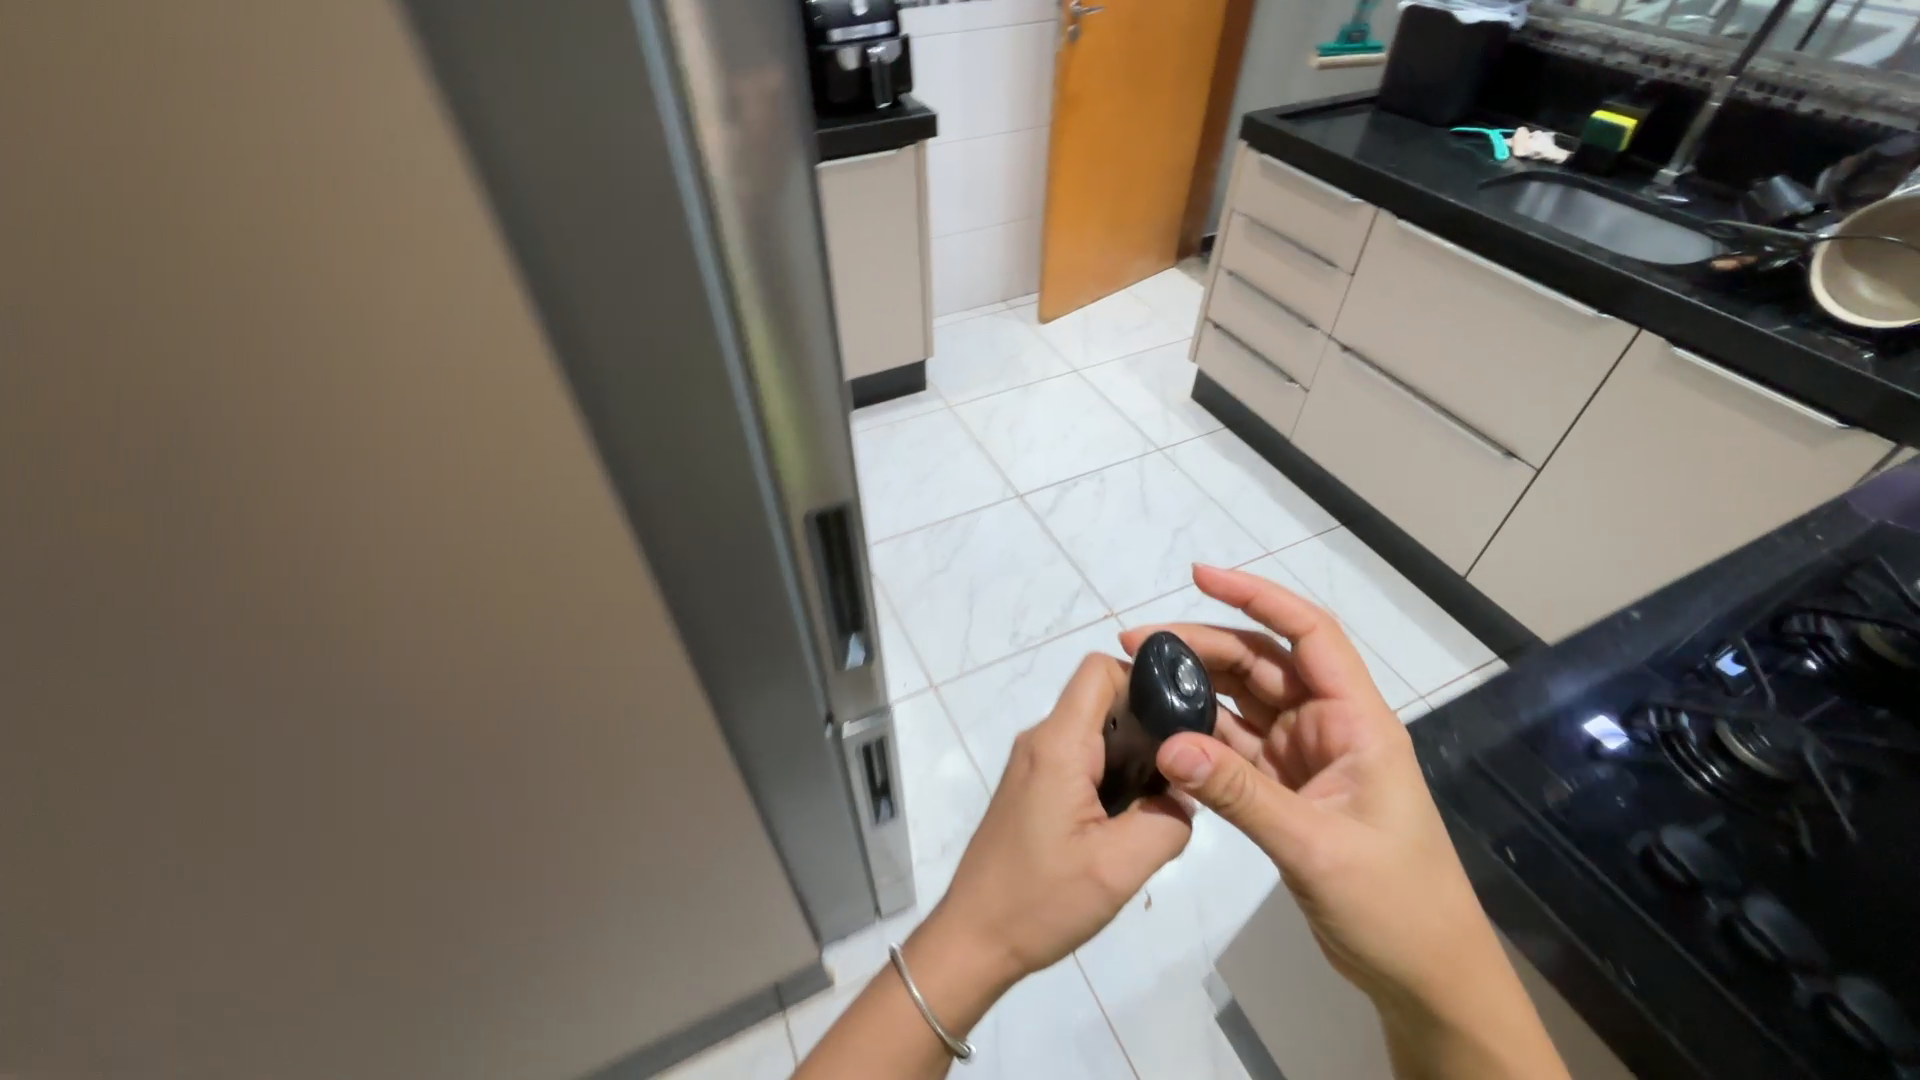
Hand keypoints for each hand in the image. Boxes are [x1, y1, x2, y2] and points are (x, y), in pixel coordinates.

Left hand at [798, 656, 1192, 1079]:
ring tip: (1164, 799)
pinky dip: (1112, 777)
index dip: (1144, 680)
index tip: (1182, 719)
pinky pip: (1081, 761)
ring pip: (1095, 733)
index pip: (1100, 670)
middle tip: (1185, 768)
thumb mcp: (1119, 867)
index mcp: (1058, 744)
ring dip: (1133, 756)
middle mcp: (1042, 742)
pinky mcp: (1035, 790)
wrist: (974, 939)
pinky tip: (1131, 819)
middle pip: (1102, 700)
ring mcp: (1035, 766)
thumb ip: (1167, 821)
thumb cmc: (1040, 900)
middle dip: (1149, 724)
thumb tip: (1184, 796)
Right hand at [1118, 565, 1505, 1016]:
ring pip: (1241, 701)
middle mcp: (1327, 725)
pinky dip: (1197, 736)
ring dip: (1194, 687)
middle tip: (1136, 643)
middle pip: (1261, 662)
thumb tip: (1165, 745)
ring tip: (1137, 678)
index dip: (1258, 596)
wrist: (1422, 974)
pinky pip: (1232, 747)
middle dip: (1202, 645)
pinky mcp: (1283, 789)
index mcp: (1356, 720)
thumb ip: (1238, 793)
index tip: (1200, 576)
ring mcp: (1302, 757)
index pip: (1309, 634)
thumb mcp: (1314, 845)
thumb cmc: (1394, 903)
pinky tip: (1159, 730)